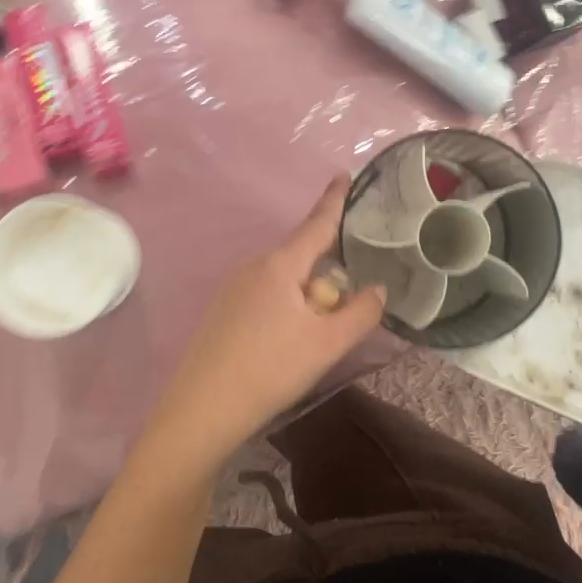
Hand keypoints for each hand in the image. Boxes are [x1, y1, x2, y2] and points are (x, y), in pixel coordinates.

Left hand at [146, 176, 385, 473]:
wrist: (204, 408)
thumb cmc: (271, 368)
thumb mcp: (327, 344)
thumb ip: (360, 313)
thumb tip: (376, 290)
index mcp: (280, 265)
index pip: (316, 223)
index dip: (334, 200)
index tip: (345, 174)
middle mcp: (254, 267)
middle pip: (302, 258)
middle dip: (326, 274)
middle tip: (348, 304)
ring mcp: (233, 289)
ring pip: (285, 282)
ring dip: (307, 298)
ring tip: (317, 337)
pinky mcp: (223, 312)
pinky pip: (266, 298)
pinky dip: (285, 310)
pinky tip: (286, 346)